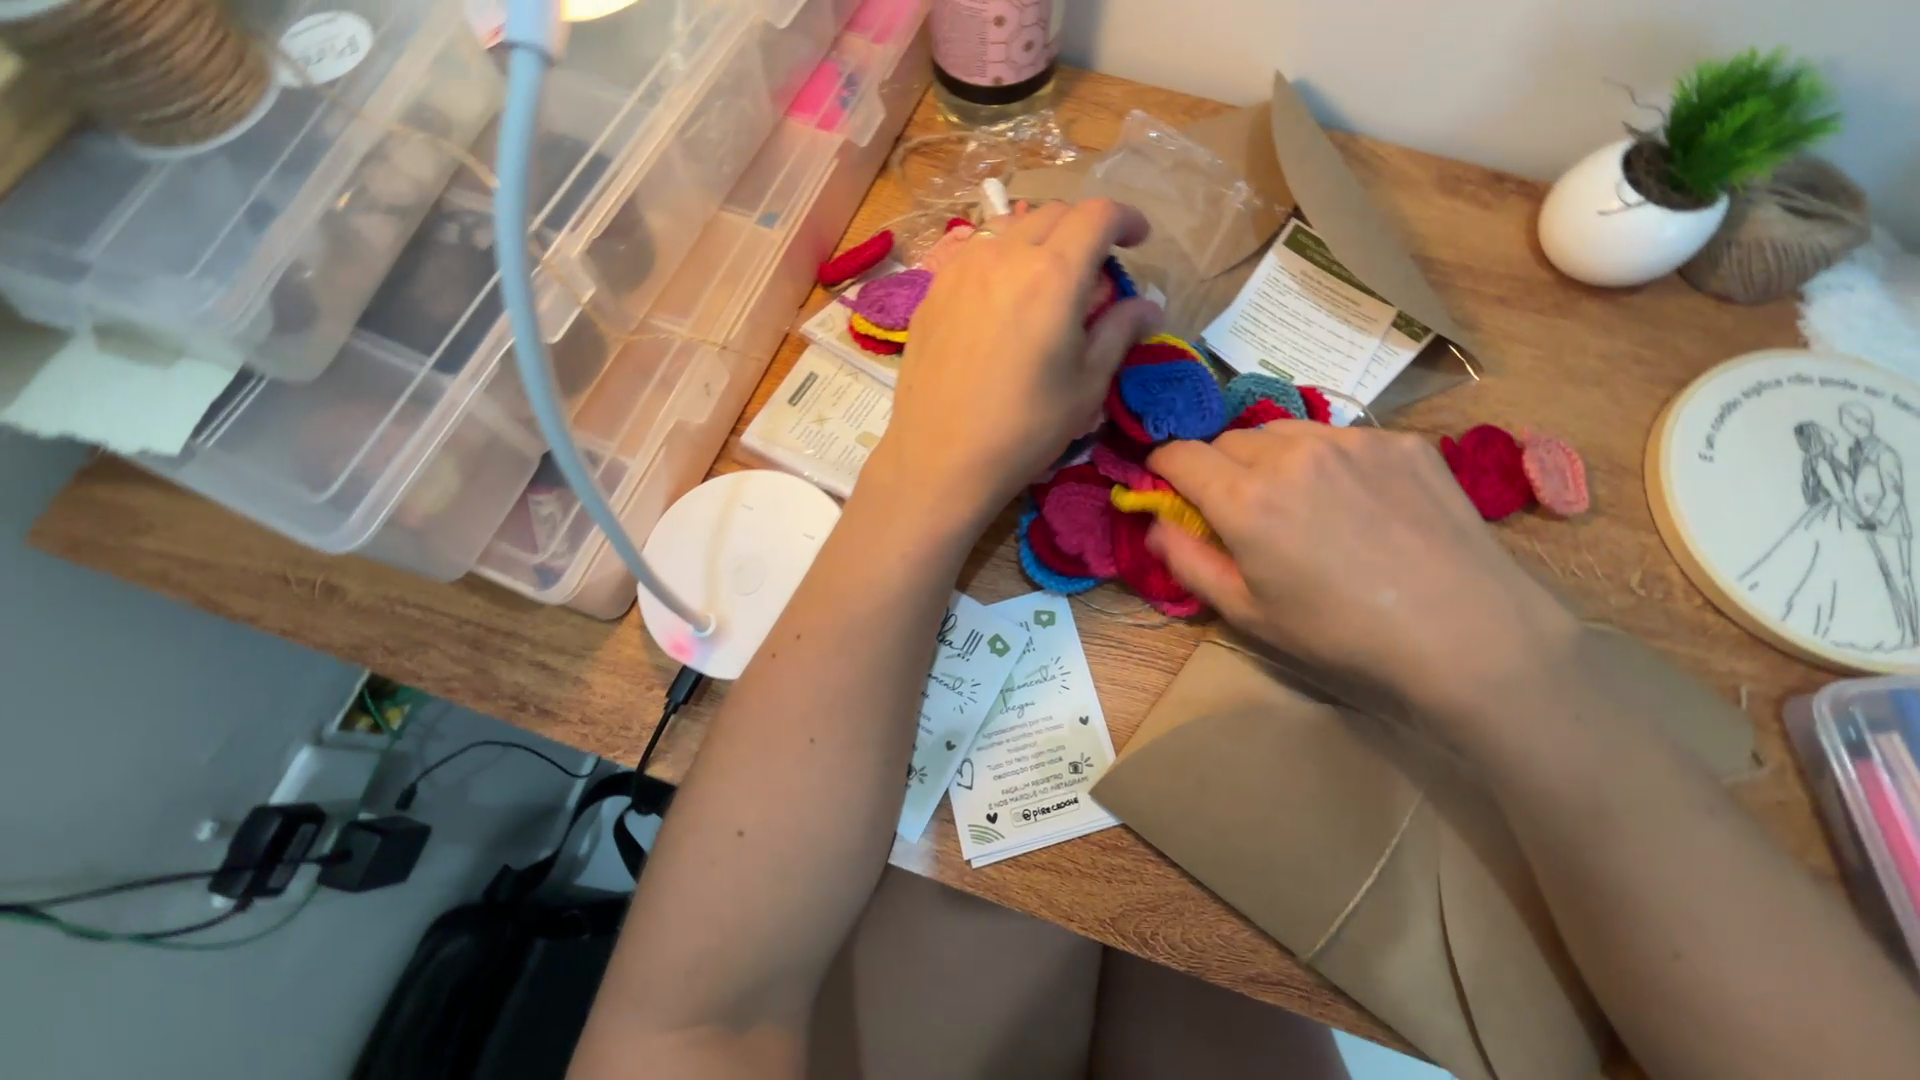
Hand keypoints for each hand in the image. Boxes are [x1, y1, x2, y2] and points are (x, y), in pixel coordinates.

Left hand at [864, 199, 1162, 526]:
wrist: (940, 457)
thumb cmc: (1025, 428)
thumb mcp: (1086, 385)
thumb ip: (1119, 332)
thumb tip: (1147, 306)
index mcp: (1053, 274)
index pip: (1098, 215)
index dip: (1126, 219)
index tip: (1139, 240)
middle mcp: (1004, 255)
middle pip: (1053, 214)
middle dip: (1084, 229)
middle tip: (1096, 269)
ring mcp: (961, 269)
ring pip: (1010, 228)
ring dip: (1040, 240)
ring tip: (1048, 280)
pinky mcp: (933, 290)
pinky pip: (976, 254)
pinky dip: (1002, 259)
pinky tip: (1004, 299)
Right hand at [1147, 423, 1579, 728]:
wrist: (1465, 632)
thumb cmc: (1342, 635)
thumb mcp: (1249, 614)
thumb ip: (1188, 562)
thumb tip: (1155, 524)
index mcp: (1245, 499)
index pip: (1179, 454)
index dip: (1163, 468)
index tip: (1168, 486)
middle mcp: (1291, 454)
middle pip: (1228, 438)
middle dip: (1218, 466)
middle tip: (1238, 508)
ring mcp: (1352, 440)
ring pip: (1284, 431)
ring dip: (1270, 456)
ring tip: (1298, 500)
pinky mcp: (1402, 441)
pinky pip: (1341, 436)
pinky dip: (1327, 459)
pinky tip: (1356, 501)